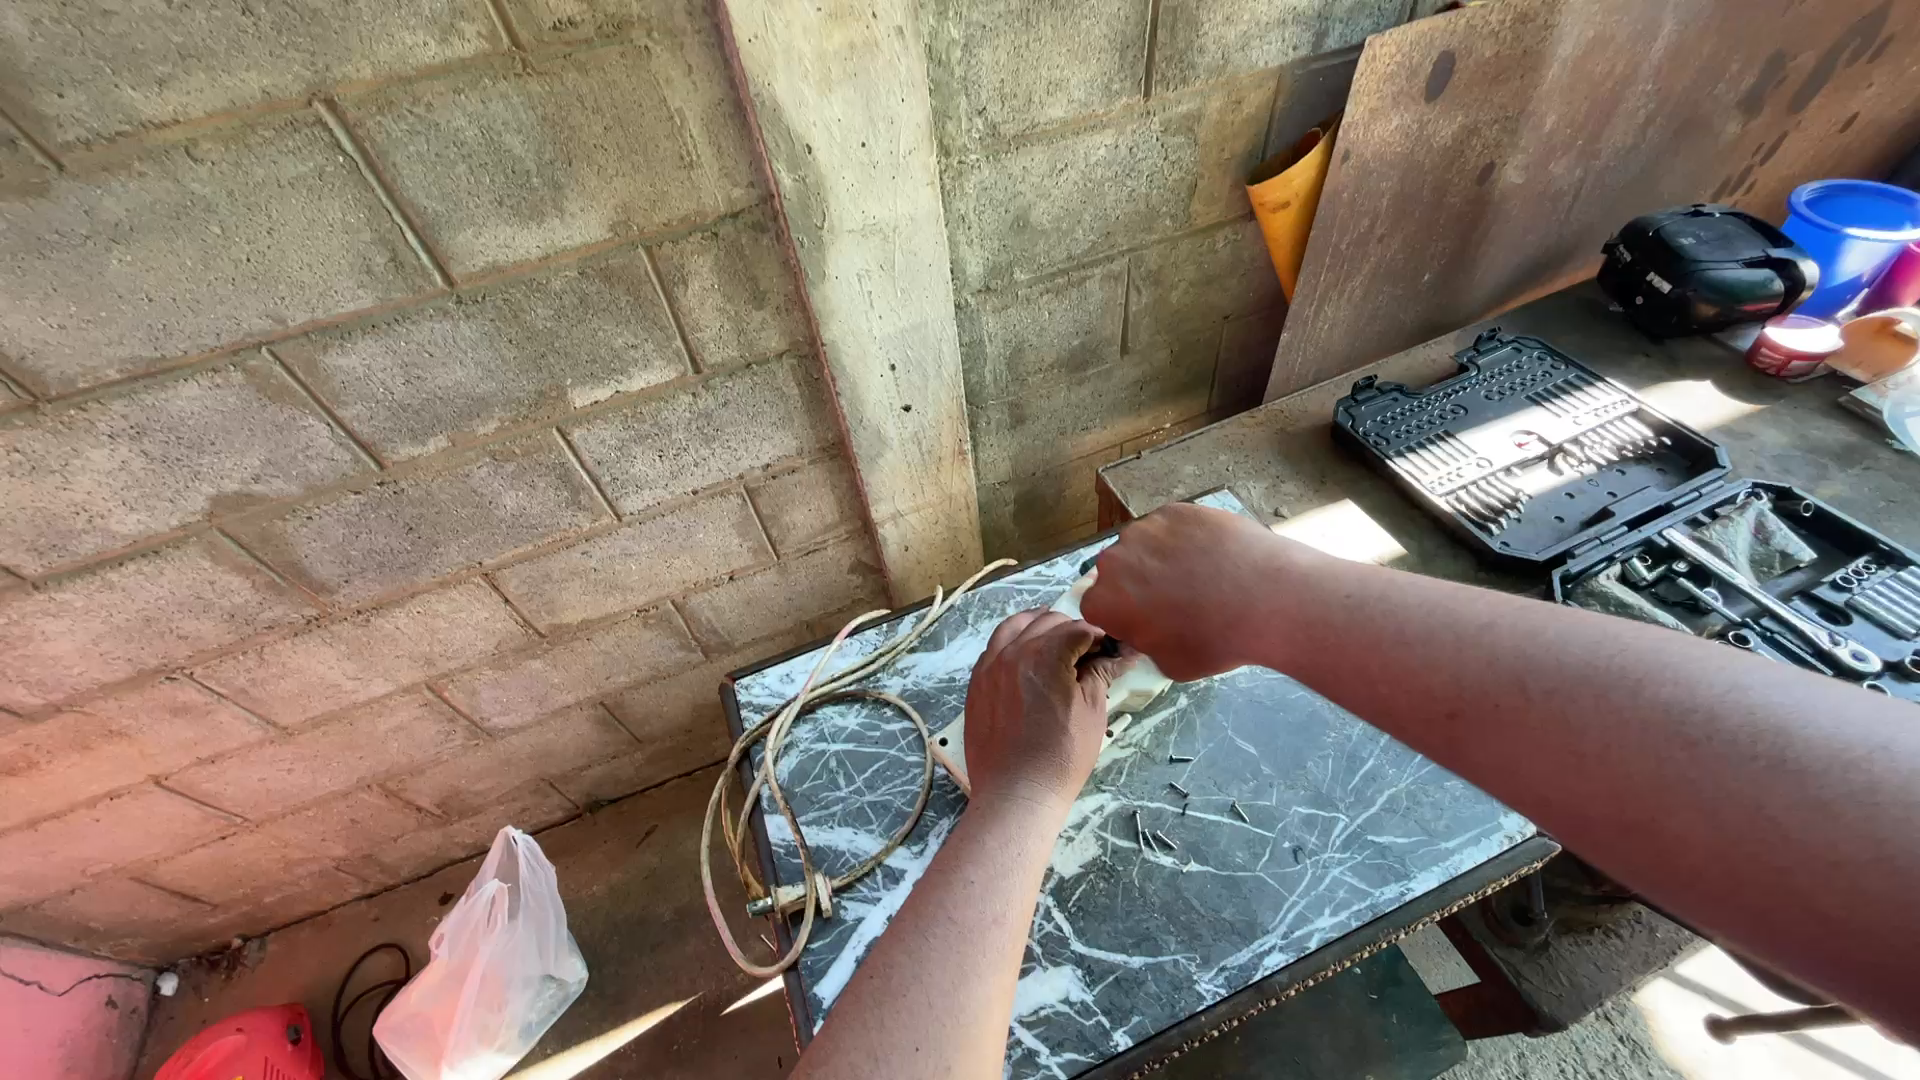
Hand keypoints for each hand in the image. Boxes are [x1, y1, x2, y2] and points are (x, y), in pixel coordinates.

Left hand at [963, 611, 1132, 812]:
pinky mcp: (977, 682)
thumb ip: (1101, 674)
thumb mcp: (1092, 711)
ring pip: (1014, 626)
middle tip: (1089, 649)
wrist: (1017, 792)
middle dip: (1071, 629)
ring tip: (1055, 637)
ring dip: (1038, 625)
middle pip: (1047, 621)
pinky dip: (1012, 642)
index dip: (1100, 637)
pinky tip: (1024, 654)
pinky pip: (994, 647)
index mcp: (1045, 654)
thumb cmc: (1060, 756)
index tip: (1111, 650)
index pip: (1079, 629)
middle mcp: (1013, 651)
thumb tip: (1120, 655)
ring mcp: (990, 665)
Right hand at [1083, 503, 1322, 679]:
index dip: (1120, 614)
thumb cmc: (1216, 641)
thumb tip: (1151, 630)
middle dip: (1136, 582)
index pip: (1096, 606)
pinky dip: (1185, 538)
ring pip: (1143, 544)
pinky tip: (1212, 554)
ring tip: (1199, 573)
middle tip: (1174, 598)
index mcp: (1105, 601)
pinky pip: (1171, 525)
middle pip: (1116, 570)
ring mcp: (1145, 529)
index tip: (1144, 621)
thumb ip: (1147, 644)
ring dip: (1159, 557)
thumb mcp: (1171, 665)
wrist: (1267, 597)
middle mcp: (1114, 560)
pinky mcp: (1175, 510)